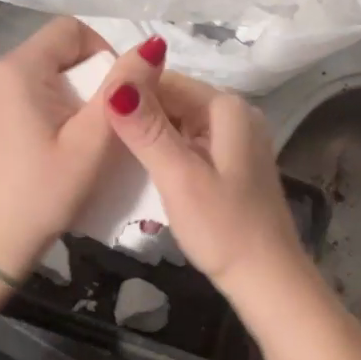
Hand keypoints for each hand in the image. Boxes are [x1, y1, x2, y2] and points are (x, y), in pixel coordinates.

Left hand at [0, 18, 154, 279]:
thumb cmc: (42, 195)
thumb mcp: (91, 144)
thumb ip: (123, 91)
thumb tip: (152, 45)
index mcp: (17, 69)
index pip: (71, 29)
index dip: (103, 53)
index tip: (115, 98)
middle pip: (53, 54)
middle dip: (85, 82)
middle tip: (100, 128)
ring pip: (36, 78)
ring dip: (65, 100)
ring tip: (77, 144)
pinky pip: (17, 100)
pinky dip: (42, 114)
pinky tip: (48, 153)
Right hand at [103, 67, 308, 297]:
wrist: (266, 279)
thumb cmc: (222, 228)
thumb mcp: (179, 177)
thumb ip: (147, 130)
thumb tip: (116, 83)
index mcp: (226, 107)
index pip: (165, 80)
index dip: (128, 94)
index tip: (94, 118)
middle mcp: (235, 114)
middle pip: (173, 100)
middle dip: (138, 116)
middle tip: (98, 142)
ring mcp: (236, 141)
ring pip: (179, 123)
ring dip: (149, 137)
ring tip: (113, 157)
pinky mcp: (232, 165)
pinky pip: (190, 145)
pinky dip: (167, 154)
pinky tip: (145, 173)